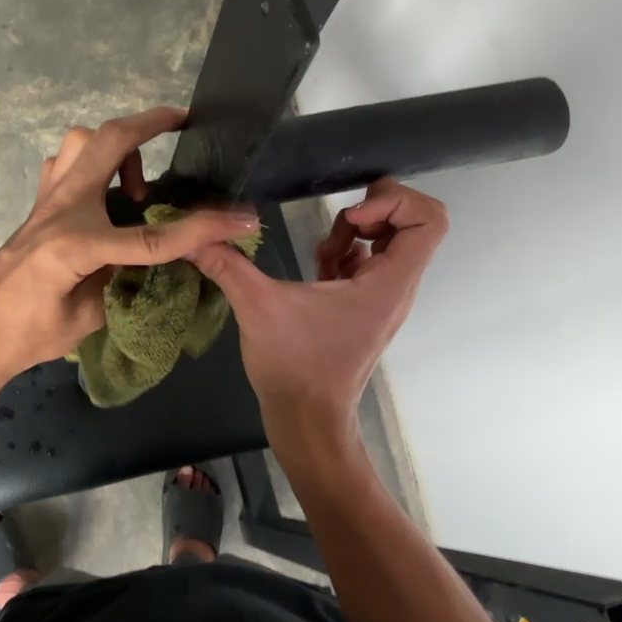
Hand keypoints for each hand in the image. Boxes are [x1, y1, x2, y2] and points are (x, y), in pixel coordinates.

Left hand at [0, 107, 260, 393]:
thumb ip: (126, 283)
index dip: (202, 229)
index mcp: (76, 244)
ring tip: (137, 184)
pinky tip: (103, 197)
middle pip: (109, 141)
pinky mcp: (36, 207)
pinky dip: (91, 164)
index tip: (240, 220)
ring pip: (80, 141)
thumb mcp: (86, 319)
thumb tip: (156, 259)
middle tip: (182, 123)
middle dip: (150, 122)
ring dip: (117, 145)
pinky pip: (64, 164)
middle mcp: (61, 209)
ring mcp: (44, 202)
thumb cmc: (24, 337)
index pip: (154, 236)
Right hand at [187, 178, 447, 423]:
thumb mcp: (258, 307)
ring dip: (355, 235)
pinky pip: (369, 266)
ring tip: (320, 253)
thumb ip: (227, 265)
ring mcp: (381, 300)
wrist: (306, 420)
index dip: (394, 202)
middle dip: (373, 212)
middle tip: (338, 223)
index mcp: (388, 283)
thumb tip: (192, 238)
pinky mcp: (363, 310)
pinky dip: (345, 256)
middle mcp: (395, 288)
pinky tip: (315, 270)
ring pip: (390, 244)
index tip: (351, 216)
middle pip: (413, 225)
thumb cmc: (295, 365)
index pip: (429, 220)